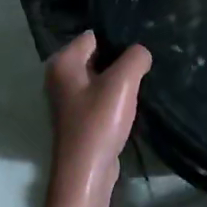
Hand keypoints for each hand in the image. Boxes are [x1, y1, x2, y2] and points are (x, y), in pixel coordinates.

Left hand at [45, 32, 149, 203]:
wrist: (87, 170)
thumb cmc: (99, 122)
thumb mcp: (122, 83)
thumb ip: (135, 58)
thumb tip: (142, 52)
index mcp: (62, 62)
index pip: (94, 35)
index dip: (118, 39)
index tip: (141, 48)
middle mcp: (60, 77)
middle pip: (97, 56)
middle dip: (121, 60)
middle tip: (146, 66)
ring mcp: (68, 99)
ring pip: (101, 78)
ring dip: (120, 81)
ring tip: (143, 83)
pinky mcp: (80, 118)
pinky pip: (101, 97)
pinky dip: (115, 99)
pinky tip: (132, 105)